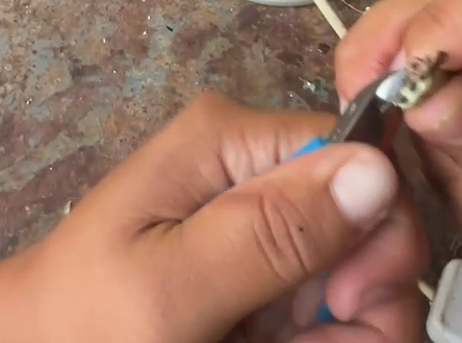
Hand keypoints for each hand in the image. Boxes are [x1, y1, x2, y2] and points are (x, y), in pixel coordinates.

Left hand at [0, 94, 425, 342]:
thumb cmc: (86, 319)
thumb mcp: (173, 282)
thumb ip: (271, 230)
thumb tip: (376, 167)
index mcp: (230, 139)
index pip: (358, 154)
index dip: (374, 230)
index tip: (346, 299)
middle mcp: (253, 169)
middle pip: (366, 223)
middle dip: (359, 296)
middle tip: (304, 340)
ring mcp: (258, 223)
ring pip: (356, 277)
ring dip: (338, 331)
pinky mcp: (259, 271)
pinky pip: (325, 308)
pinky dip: (318, 341)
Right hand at [337, 0, 461, 342]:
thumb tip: (419, 91)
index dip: (453, 14)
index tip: (405, 84)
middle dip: (407, 47)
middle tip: (371, 114)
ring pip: (442, 16)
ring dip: (411, 85)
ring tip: (428, 166)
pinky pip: (446, 61)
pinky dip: (424, 111)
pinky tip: (450, 171)